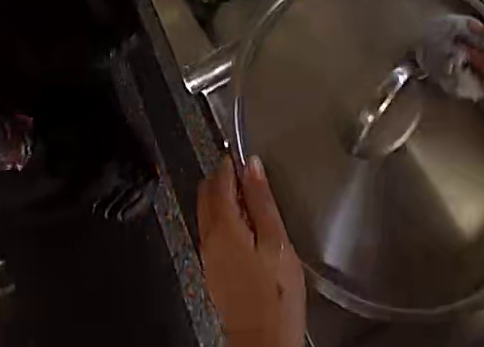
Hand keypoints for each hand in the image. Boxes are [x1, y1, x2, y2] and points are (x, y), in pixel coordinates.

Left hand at [198, 157, 305, 346]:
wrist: (264, 342)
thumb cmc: (275, 291)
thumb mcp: (276, 239)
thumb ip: (262, 200)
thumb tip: (252, 165)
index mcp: (223, 227)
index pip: (218, 182)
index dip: (230, 164)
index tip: (245, 155)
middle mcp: (209, 239)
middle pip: (206, 195)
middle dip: (223, 179)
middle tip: (249, 173)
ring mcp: (209, 257)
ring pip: (208, 213)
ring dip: (225, 198)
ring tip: (253, 195)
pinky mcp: (215, 271)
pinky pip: (213, 231)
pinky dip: (225, 217)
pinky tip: (248, 223)